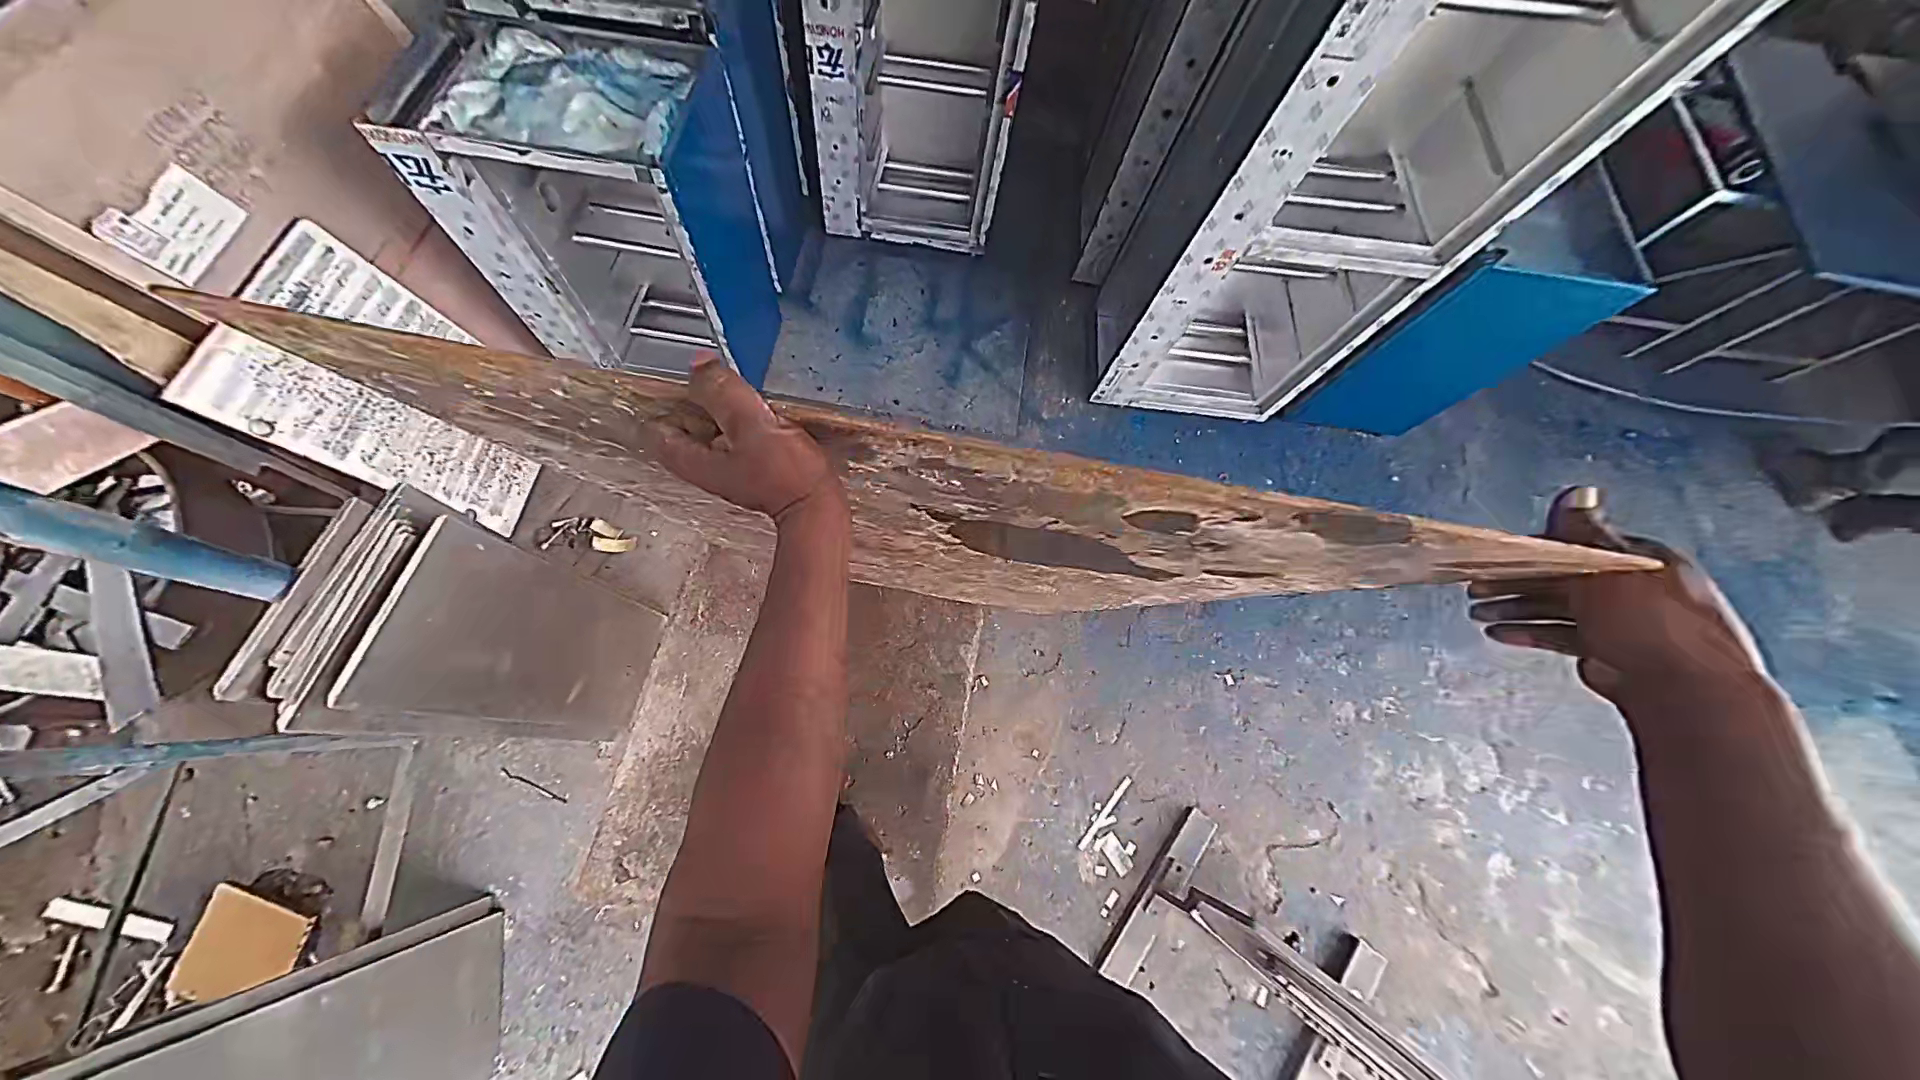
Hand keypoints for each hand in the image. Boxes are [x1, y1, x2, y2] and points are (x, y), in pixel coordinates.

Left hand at [645, 354, 842, 522]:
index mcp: (693, 460)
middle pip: (686, 426)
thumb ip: (721, 392)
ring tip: (743, 390)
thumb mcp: (751, 424)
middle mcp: (708, 467)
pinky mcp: (758, 468)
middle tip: (715, 377)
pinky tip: (766, 412)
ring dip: (725, 410)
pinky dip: (747, 422)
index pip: (656, 429)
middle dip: (697, 400)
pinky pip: (742, 436)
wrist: (821, 507)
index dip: (665, 400)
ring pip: (716, 430)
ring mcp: (733, 469)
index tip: (684, 380)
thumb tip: (698, 363)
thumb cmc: (787, 474)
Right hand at [1468, 487, 1767, 703]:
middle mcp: (1631, 588)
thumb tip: (1578, 491)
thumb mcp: (1608, 569)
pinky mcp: (1608, 649)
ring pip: (1555, 608)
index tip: (1496, 558)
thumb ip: (1583, 533)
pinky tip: (1501, 634)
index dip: (1531, 552)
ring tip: (1479, 614)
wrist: (1681, 688)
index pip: (1574, 547)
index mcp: (1639, 560)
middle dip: (1515, 583)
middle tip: (1478, 588)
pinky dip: (1530, 633)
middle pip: (1559, 579)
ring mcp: (1619, 621)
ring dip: (1515, 609)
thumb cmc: (1651, 624)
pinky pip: (1560, 634)